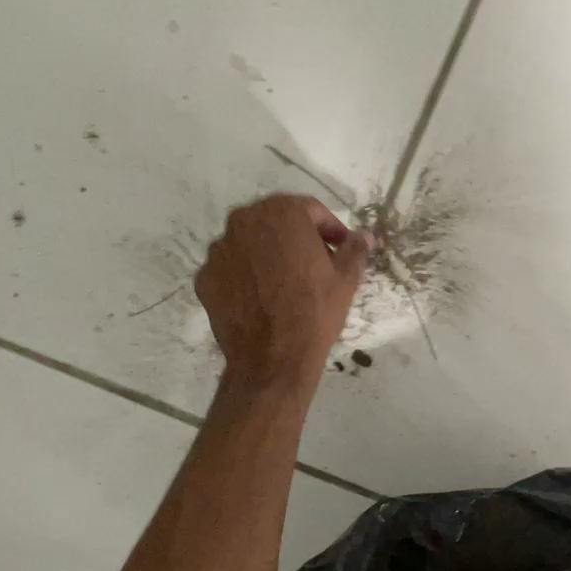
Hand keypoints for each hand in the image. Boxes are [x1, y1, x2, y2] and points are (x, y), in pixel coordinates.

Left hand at [194, 194, 371, 391]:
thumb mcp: (345, 280)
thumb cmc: (314, 313)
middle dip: (296, 239)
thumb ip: (355, 250)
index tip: (340, 249)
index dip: (330, 230)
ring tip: (284, 286)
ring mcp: (219, 249)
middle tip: (313, 266)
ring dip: (267, 257)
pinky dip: (244, 278)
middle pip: (276, 223)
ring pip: (249, 245)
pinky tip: (260, 300)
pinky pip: (230, 270)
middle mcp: (244, 220)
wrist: (272, 359)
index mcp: (282, 212)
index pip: (311, 211)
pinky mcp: (205, 277)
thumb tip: (365, 236)